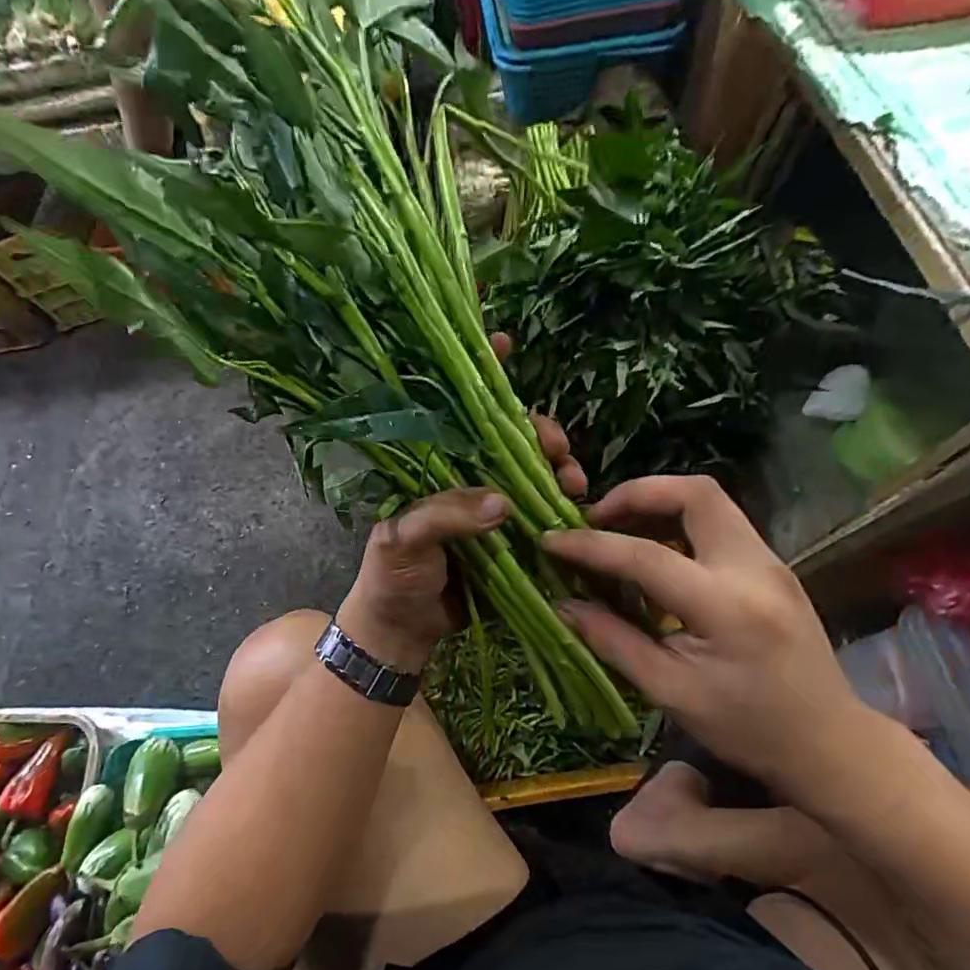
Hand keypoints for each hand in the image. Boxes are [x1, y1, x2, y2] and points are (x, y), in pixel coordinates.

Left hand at [334, 334, 583, 672]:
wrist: (405, 629)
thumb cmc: (392, 576)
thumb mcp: (403, 540)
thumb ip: (444, 516)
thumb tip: (503, 503)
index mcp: (430, 466)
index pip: (452, 409)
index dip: (477, 372)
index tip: (502, 340)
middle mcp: (463, 475)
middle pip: (506, 435)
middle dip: (536, 431)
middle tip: (556, 447)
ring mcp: (489, 503)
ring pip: (531, 468)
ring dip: (557, 465)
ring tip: (572, 478)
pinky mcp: (512, 534)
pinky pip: (542, 507)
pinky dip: (562, 501)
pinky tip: (577, 501)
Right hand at [541, 475, 880, 800]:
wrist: (831, 744)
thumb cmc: (749, 728)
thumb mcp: (671, 693)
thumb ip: (613, 641)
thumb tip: (563, 605)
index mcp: (727, 607)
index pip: (646, 556)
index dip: (590, 545)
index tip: (551, 539)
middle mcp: (754, 568)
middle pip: (696, 492)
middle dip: (637, 493)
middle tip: (596, 517)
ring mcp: (770, 562)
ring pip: (710, 501)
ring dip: (657, 503)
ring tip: (617, 530)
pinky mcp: (771, 567)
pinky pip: (719, 523)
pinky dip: (677, 523)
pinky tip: (652, 552)